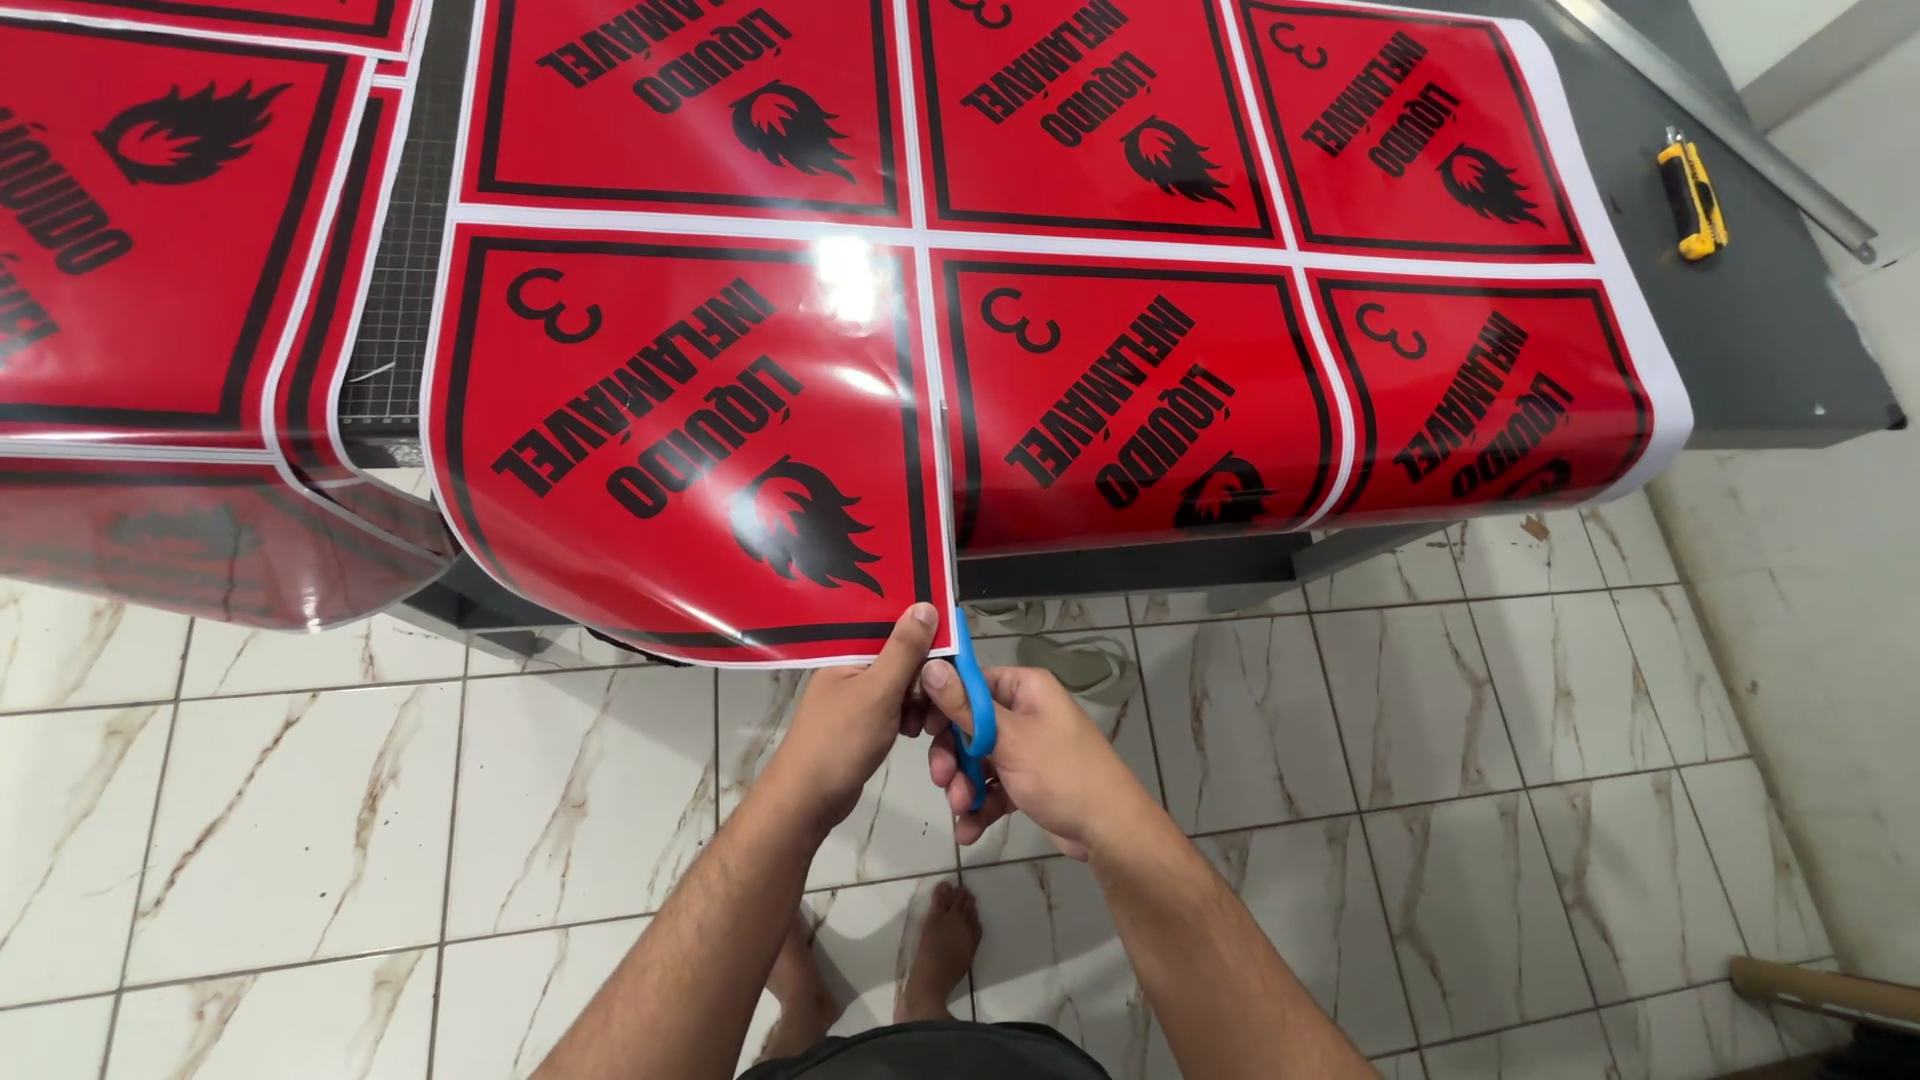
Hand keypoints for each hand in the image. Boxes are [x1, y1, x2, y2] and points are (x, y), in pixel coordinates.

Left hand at [759, 604, 940, 840]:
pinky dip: (907, 719)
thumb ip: (904, 649)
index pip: (892, 631)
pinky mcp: (862, 725)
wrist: (807, 801)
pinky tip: (912, 734)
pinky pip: (894, 710)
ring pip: (901, 688)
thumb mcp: (878, 691)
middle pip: (900, 660)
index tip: (952, 656)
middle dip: (924, 679)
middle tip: (939, 703)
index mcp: (847, 654)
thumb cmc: (840, 741)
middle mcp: (850, 671)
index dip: (924, 640)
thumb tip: (926, 604)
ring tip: (926, 724)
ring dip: (919, 702)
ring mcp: (855, 700)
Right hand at [919, 662, 1153, 859]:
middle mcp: (1025, 712)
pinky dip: (980, 805)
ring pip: (977, 760)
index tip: (921, 726)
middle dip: (953, 757)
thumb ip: (964, 706)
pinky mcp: (1027, 781)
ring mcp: (1026, 749)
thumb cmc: (1060, 771)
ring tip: (960, 809)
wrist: (1108, 829)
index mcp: (1026, 689)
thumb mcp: (1007, 738)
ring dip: (963, 785)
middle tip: (941, 778)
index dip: (945, 703)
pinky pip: (993, 786)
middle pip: (970, 726)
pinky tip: (969, 830)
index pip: (973, 683)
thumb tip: (930, 664)